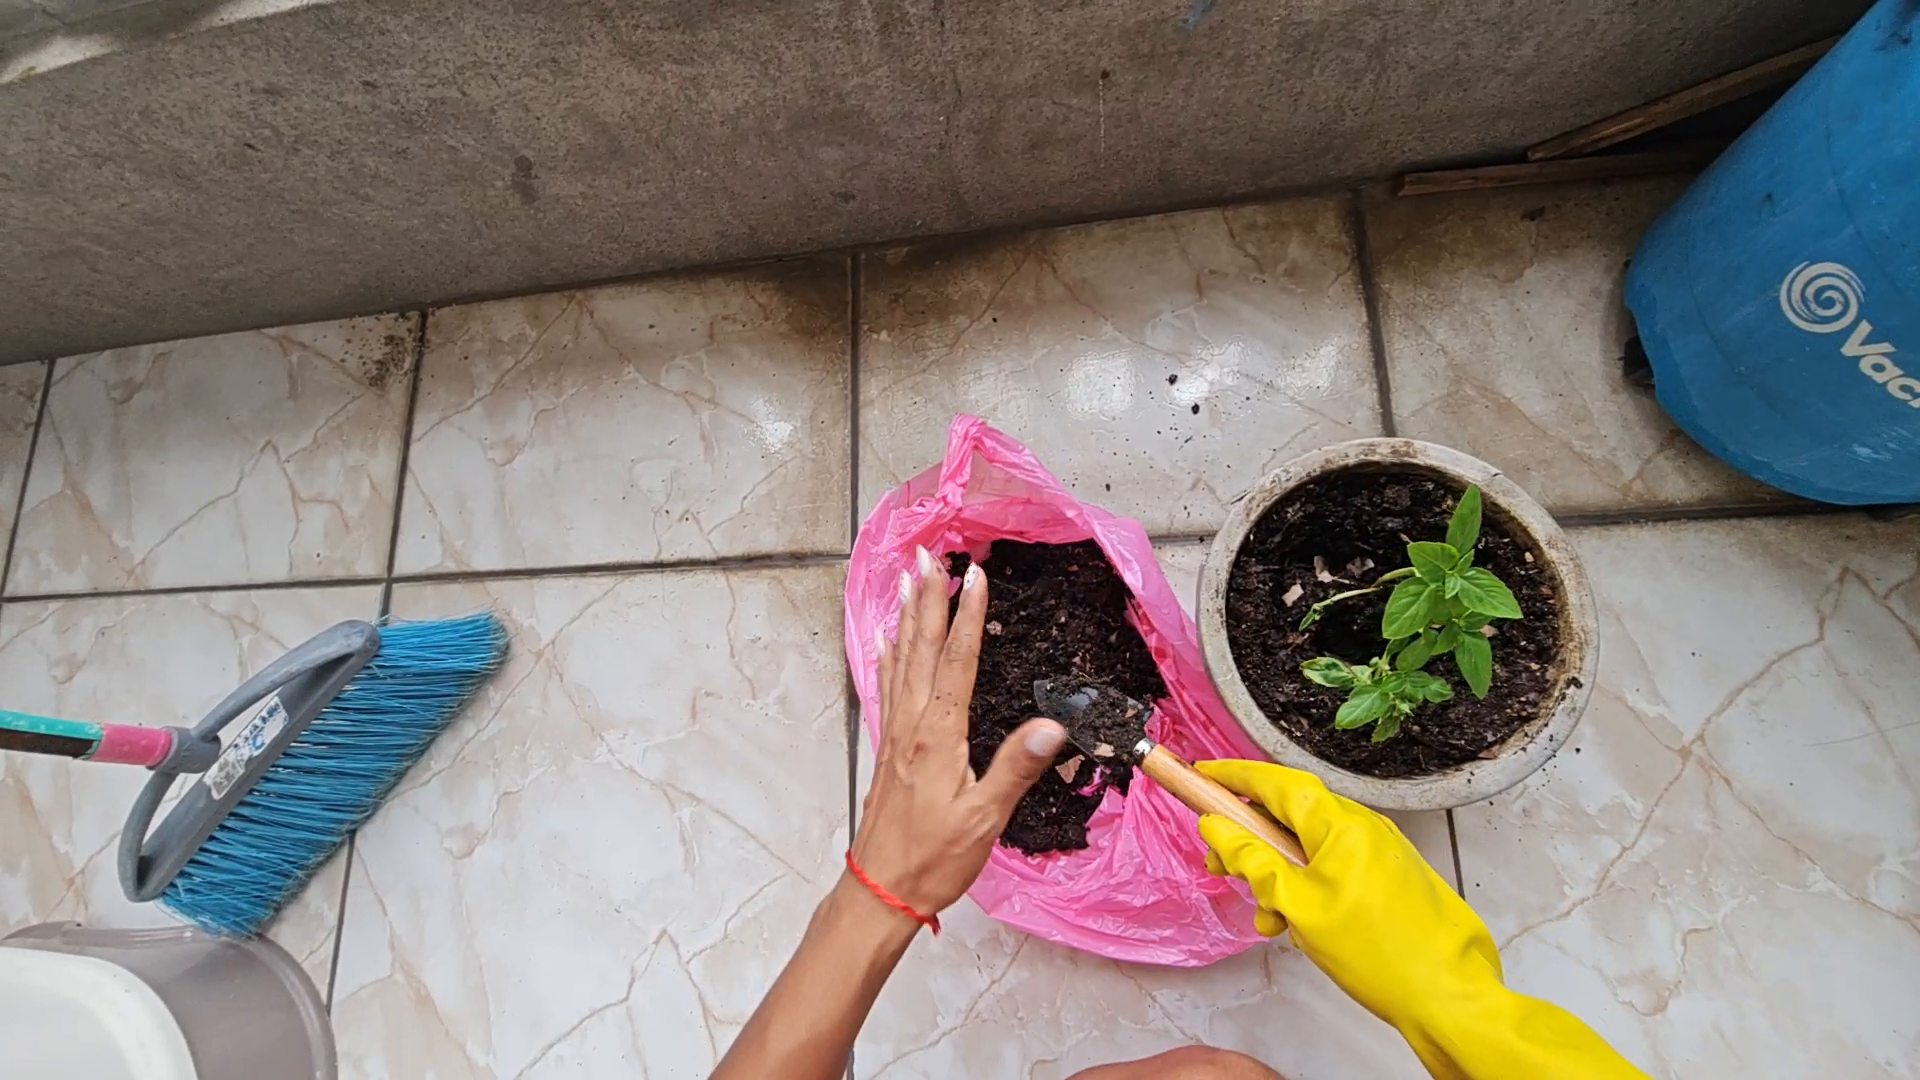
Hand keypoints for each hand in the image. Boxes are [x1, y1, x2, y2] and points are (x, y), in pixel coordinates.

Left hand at [853, 546, 1066, 916]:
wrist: (881, 887)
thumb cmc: (935, 857)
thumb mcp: (984, 818)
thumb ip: (1016, 767)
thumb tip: (1052, 725)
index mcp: (938, 734)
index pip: (957, 661)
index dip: (966, 615)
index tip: (972, 575)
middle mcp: (913, 723)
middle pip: (921, 647)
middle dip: (926, 598)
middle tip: (926, 556)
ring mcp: (896, 731)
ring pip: (901, 659)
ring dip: (906, 616)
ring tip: (905, 580)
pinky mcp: (888, 744)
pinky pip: (887, 686)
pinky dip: (887, 655)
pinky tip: (884, 638)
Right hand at [1195, 761, 1645, 1079]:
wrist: (1455, 1003)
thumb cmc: (1377, 953)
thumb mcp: (1297, 905)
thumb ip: (1250, 859)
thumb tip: (1215, 827)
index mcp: (1338, 822)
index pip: (1272, 781)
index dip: (1231, 774)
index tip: (1200, 773)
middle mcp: (1360, 824)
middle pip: (1287, 811)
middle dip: (1247, 836)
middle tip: (1218, 864)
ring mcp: (1378, 848)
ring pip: (1307, 841)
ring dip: (1274, 867)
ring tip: (1261, 911)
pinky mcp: (1388, 872)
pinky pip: (1331, 860)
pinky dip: (1303, 879)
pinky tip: (1292, 920)